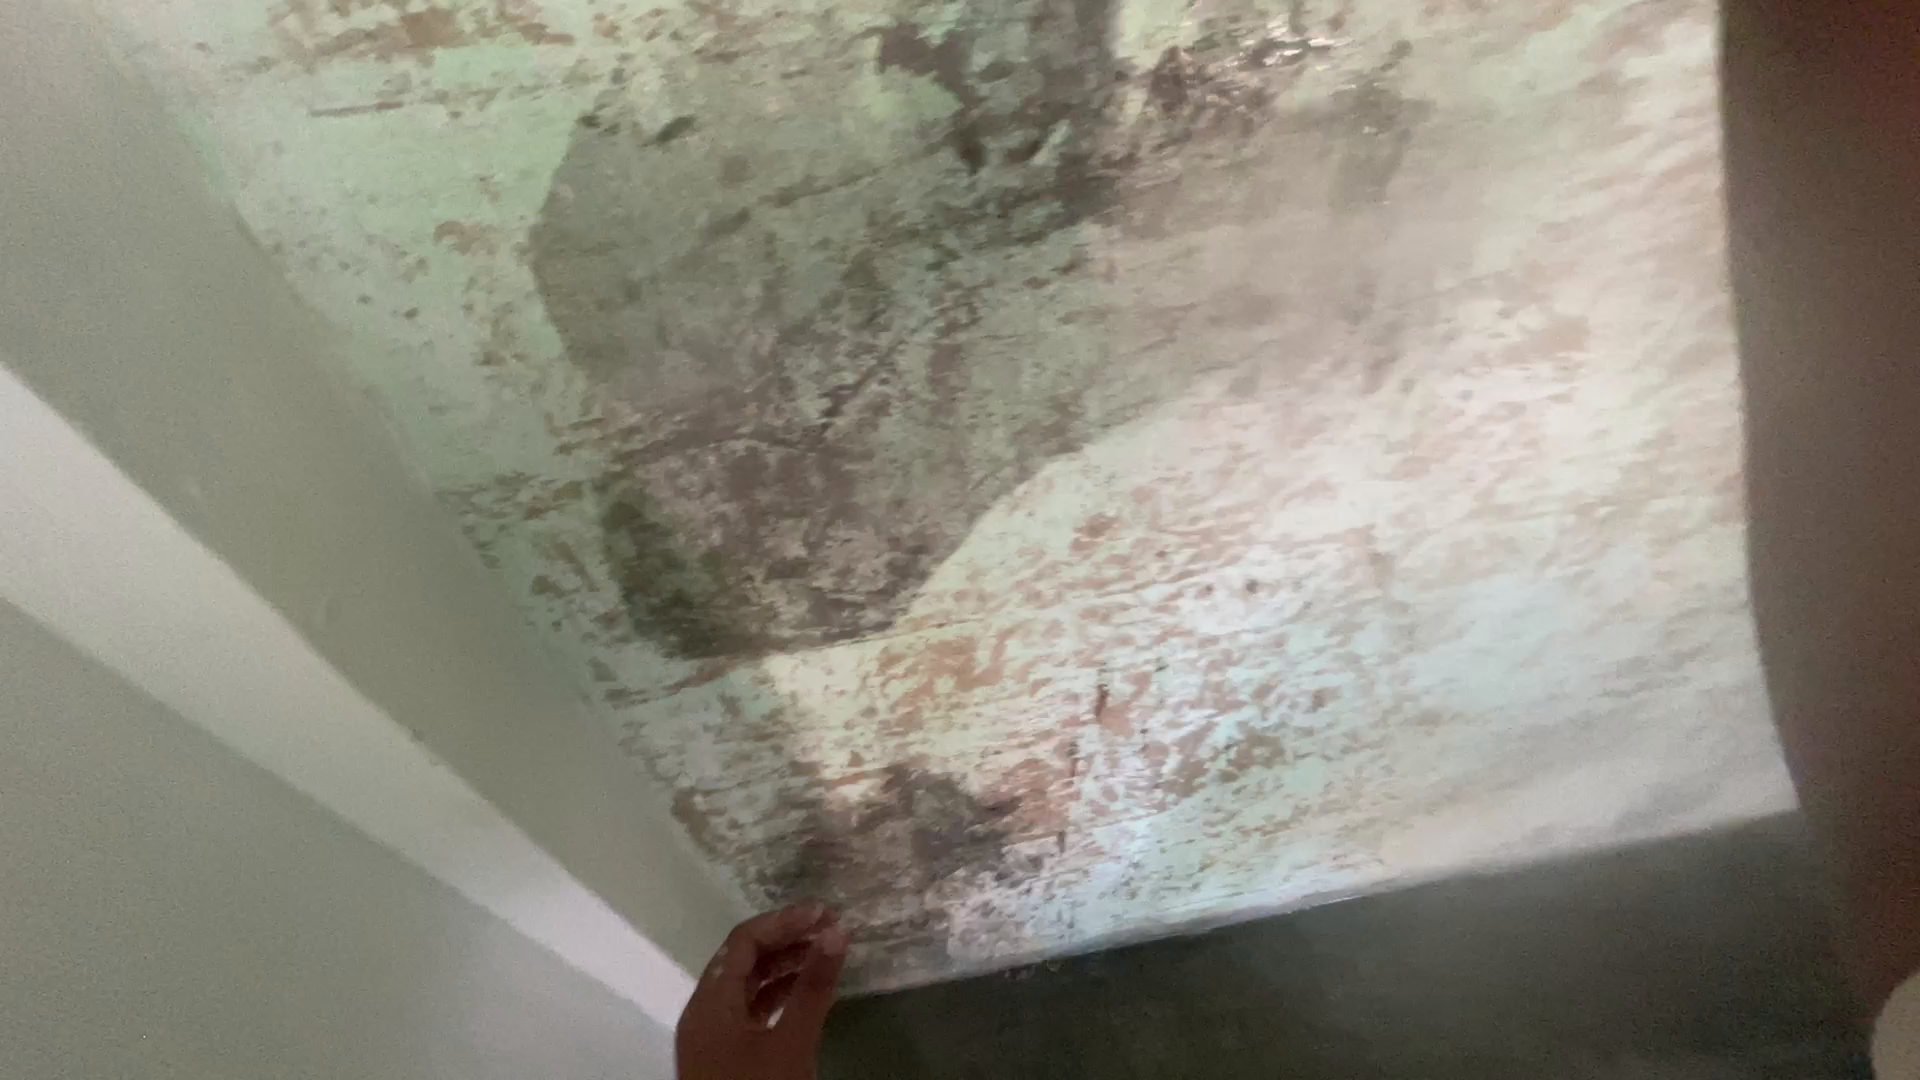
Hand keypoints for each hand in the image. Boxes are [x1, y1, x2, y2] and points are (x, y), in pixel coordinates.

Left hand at [676, 904, 848, 1079]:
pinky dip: (778, 992)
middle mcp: (704, 1013)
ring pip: (747, 984)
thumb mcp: (791, 1044)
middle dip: (786, 937)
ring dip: (785, 964)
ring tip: (824, 954)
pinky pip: (750, 1009)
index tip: (825, 915)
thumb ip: (813, 986)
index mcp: (709, 1003)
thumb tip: (837, 931)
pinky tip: (806, 992)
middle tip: (828, 928)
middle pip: (742, 958)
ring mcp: (712, 1038)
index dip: (784, 920)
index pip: (743, 940)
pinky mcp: (724, 1059)